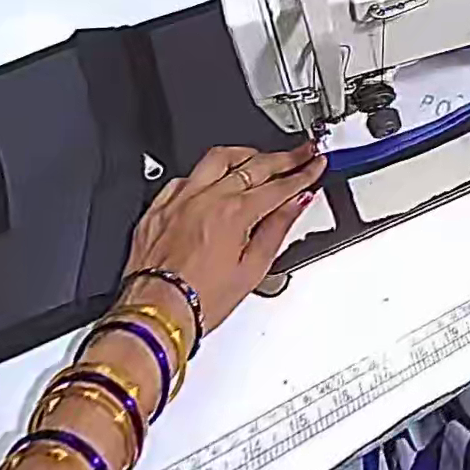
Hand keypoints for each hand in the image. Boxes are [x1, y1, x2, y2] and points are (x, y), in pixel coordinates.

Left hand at [122, 143, 325, 337]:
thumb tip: (297, 203)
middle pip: (257, 164)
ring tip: (261, 157)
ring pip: (219, 159)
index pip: (281, 184)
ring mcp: (181, 201)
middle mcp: (207, 199)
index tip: (316, 164)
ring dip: (247, 155)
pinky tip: (215, 179)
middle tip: (303, 152)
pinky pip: (185, 177)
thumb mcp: (254, 268)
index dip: (305, 172)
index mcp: (235, 212)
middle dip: (287, 157)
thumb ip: (279, 226)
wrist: (153, 318)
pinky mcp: (159, 209)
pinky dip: (206, 173)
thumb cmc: (199, 300)